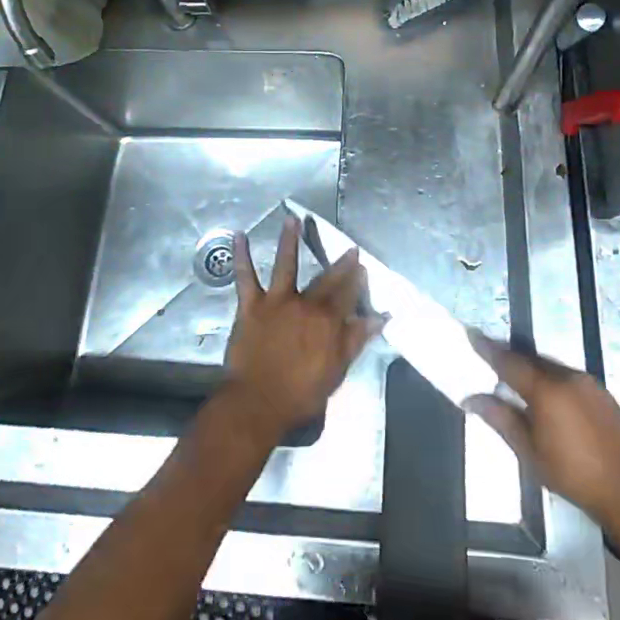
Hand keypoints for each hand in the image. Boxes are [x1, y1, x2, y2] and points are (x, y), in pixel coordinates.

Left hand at [218, 216, 381, 439]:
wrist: (259, 401)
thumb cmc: (301, 393)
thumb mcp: (337, 370)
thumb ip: (356, 339)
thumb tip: (380, 317)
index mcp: (328, 321)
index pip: (349, 295)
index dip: (357, 280)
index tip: (364, 265)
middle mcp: (305, 304)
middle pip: (326, 279)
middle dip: (340, 263)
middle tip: (350, 247)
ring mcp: (276, 302)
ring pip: (286, 264)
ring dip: (289, 240)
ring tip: (292, 219)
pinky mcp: (250, 306)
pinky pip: (245, 277)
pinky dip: (241, 256)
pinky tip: (239, 236)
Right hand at [464, 331, 619, 529]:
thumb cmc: (572, 474)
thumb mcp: (528, 450)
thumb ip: (499, 418)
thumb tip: (471, 399)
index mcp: (546, 390)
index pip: (508, 361)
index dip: (487, 348)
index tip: (472, 334)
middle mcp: (568, 378)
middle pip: (530, 360)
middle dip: (509, 358)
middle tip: (490, 359)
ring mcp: (590, 385)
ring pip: (551, 368)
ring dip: (531, 370)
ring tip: (516, 381)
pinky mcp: (604, 395)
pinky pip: (568, 378)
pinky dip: (551, 380)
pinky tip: (547, 398)